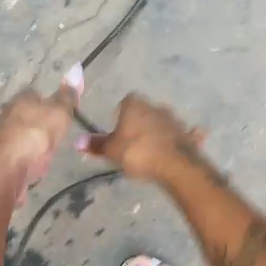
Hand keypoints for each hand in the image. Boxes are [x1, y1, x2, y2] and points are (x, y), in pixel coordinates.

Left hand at [0, 86, 77, 202]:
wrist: (8, 169)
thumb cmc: (36, 134)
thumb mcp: (59, 112)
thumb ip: (68, 96)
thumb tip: (76, 69)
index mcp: (20, 99)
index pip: (35, 93)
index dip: (49, 101)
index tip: (61, 111)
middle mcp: (7, 114)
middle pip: (26, 113)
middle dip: (38, 120)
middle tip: (55, 131)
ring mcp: (1, 136)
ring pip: (20, 133)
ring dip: (31, 139)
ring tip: (47, 148)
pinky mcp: (0, 157)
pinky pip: (17, 152)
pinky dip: (26, 155)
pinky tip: (35, 162)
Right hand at [79, 94, 210, 183]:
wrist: (175, 165)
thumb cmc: (138, 152)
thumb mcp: (112, 150)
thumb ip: (96, 145)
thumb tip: (77, 141)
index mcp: (135, 105)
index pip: (126, 100)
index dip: (121, 112)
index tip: (118, 127)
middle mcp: (156, 106)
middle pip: (145, 111)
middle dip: (140, 122)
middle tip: (132, 140)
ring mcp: (174, 120)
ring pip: (163, 122)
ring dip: (158, 131)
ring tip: (151, 149)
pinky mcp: (188, 135)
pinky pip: (183, 135)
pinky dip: (182, 138)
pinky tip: (183, 145)